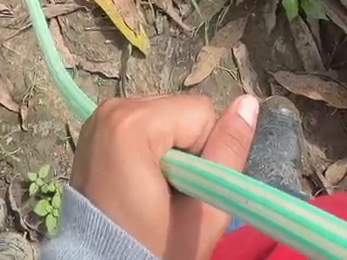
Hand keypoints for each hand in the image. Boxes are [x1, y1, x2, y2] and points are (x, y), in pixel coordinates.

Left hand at [70, 94, 258, 259]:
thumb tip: (249, 101)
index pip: (201, 114)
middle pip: (180, 111)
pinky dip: (149, 147)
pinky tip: (138, 180)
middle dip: (186, 149)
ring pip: (164, 115)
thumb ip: (229, 152)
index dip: (205, 156)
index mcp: (133, 122)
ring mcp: (101, 115)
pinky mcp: (97, 127)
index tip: (185, 191)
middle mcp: (114, 106)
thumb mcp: (203, 211)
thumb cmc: (156, 248)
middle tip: (168, 195)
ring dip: (168, 148)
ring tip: (152, 190)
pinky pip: (143, 122)